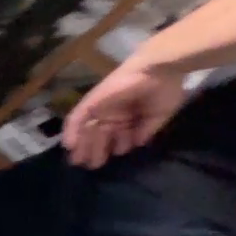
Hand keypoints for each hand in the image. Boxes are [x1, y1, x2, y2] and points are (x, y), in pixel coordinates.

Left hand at [60, 61, 187, 168]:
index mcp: (128, 115)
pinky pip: (76, 119)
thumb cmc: (164, 89)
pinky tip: (70, 146)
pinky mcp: (90, 102)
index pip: (116, 135)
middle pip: (99, 135)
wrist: (160, 69)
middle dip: (95, 151)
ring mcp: (99, 108)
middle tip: (91, 166)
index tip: (110, 160)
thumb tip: (135, 145)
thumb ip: (145, 130)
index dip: (113, 148)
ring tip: (79, 161)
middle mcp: (111, 113)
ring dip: (82, 146)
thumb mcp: (159, 114)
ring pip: (86, 130)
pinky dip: (72, 132)